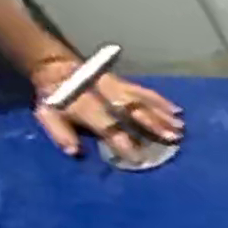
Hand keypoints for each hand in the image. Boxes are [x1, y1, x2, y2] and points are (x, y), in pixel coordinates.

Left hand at [30, 58, 183, 162]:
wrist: (56, 70)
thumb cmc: (58, 100)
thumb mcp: (48, 116)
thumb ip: (62, 133)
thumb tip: (74, 151)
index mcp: (84, 108)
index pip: (107, 127)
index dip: (123, 142)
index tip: (139, 158)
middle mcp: (103, 97)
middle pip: (130, 111)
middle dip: (151, 123)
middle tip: (172, 137)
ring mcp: (116, 88)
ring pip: (141, 101)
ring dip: (162, 114)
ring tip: (180, 127)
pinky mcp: (125, 83)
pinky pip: (145, 91)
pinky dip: (162, 101)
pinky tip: (178, 111)